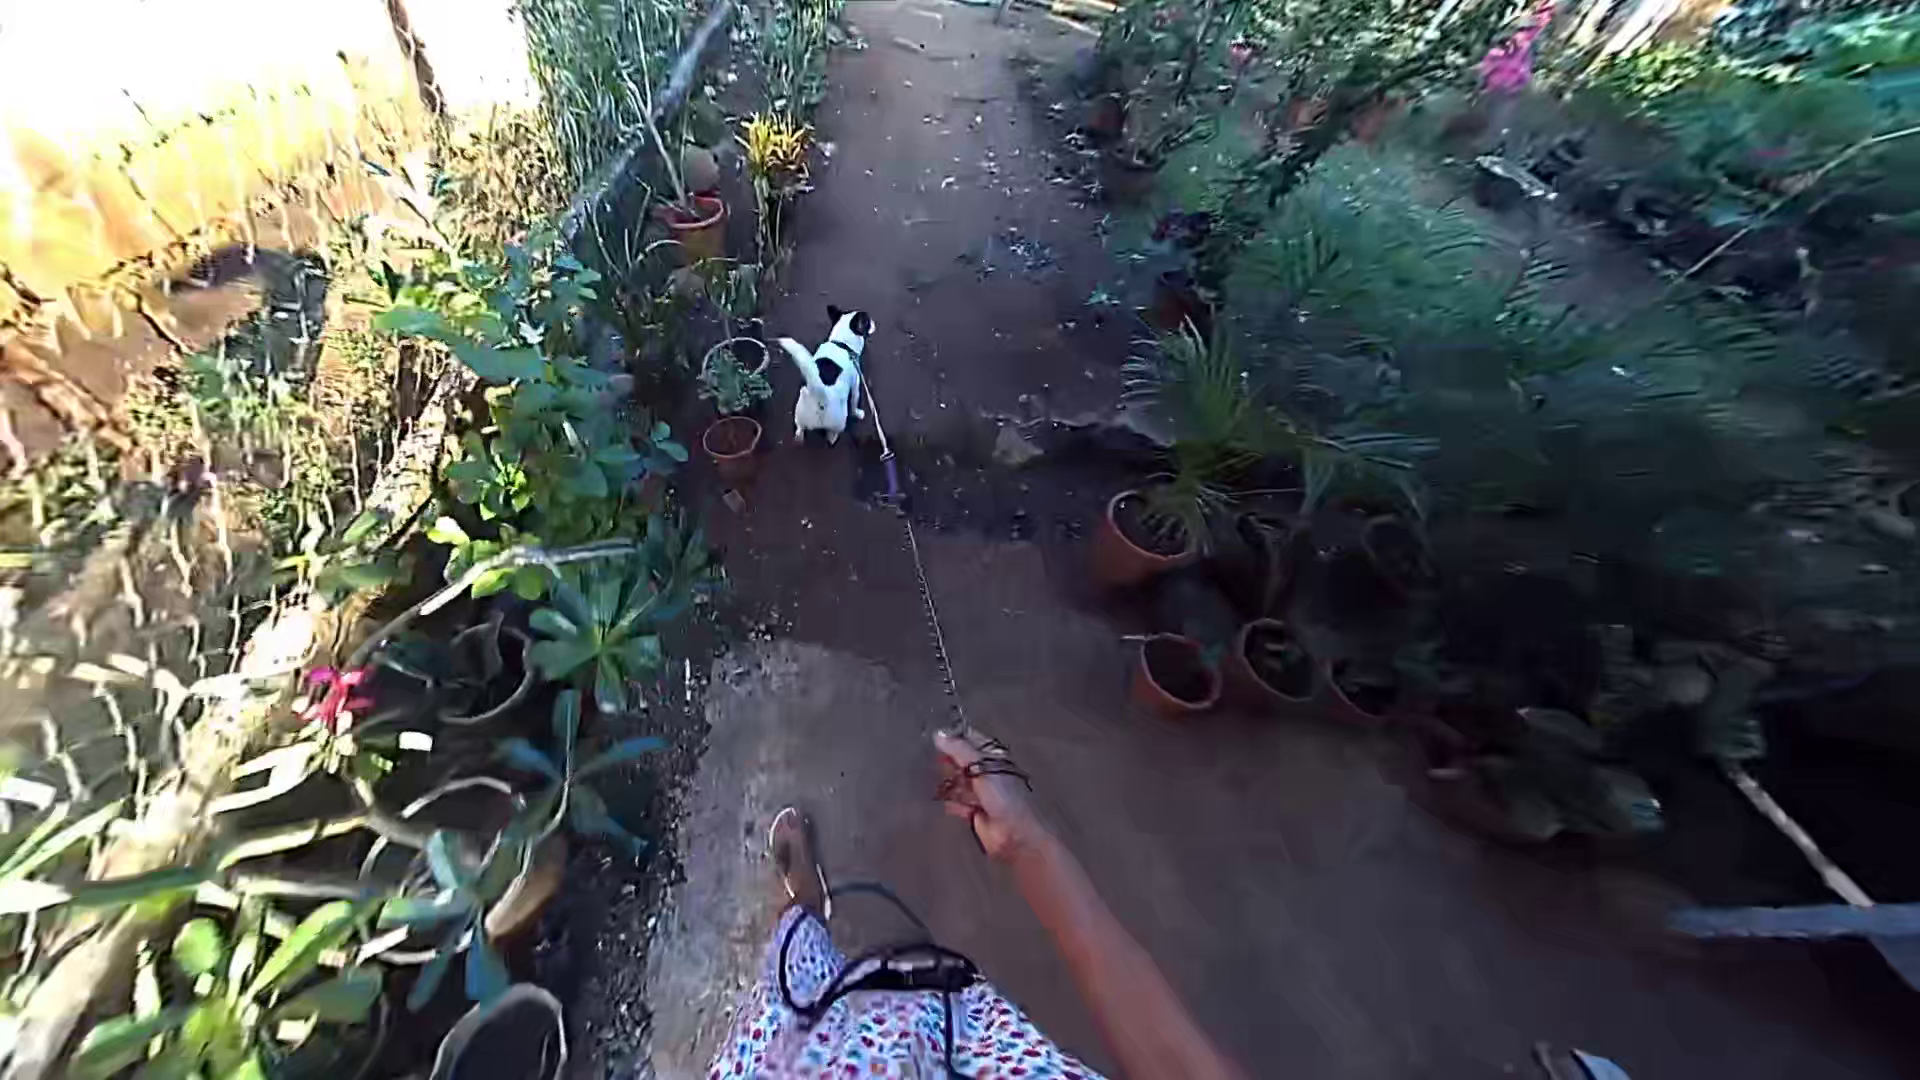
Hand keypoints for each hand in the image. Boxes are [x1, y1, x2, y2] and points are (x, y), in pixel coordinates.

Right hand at [934, 729, 1051, 865]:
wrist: (1015, 832)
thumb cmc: (1002, 794)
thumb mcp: (981, 766)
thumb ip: (959, 750)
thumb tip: (938, 735)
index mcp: (992, 755)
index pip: (970, 739)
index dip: (954, 737)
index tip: (935, 738)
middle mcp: (986, 771)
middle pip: (961, 761)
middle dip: (949, 761)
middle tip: (937, 762)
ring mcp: (979, 792)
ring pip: (958, 781)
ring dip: (950, 782)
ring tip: (941, 783)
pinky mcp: (972, 811)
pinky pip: (956, 802)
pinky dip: (952, 802)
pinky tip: (948, 803)